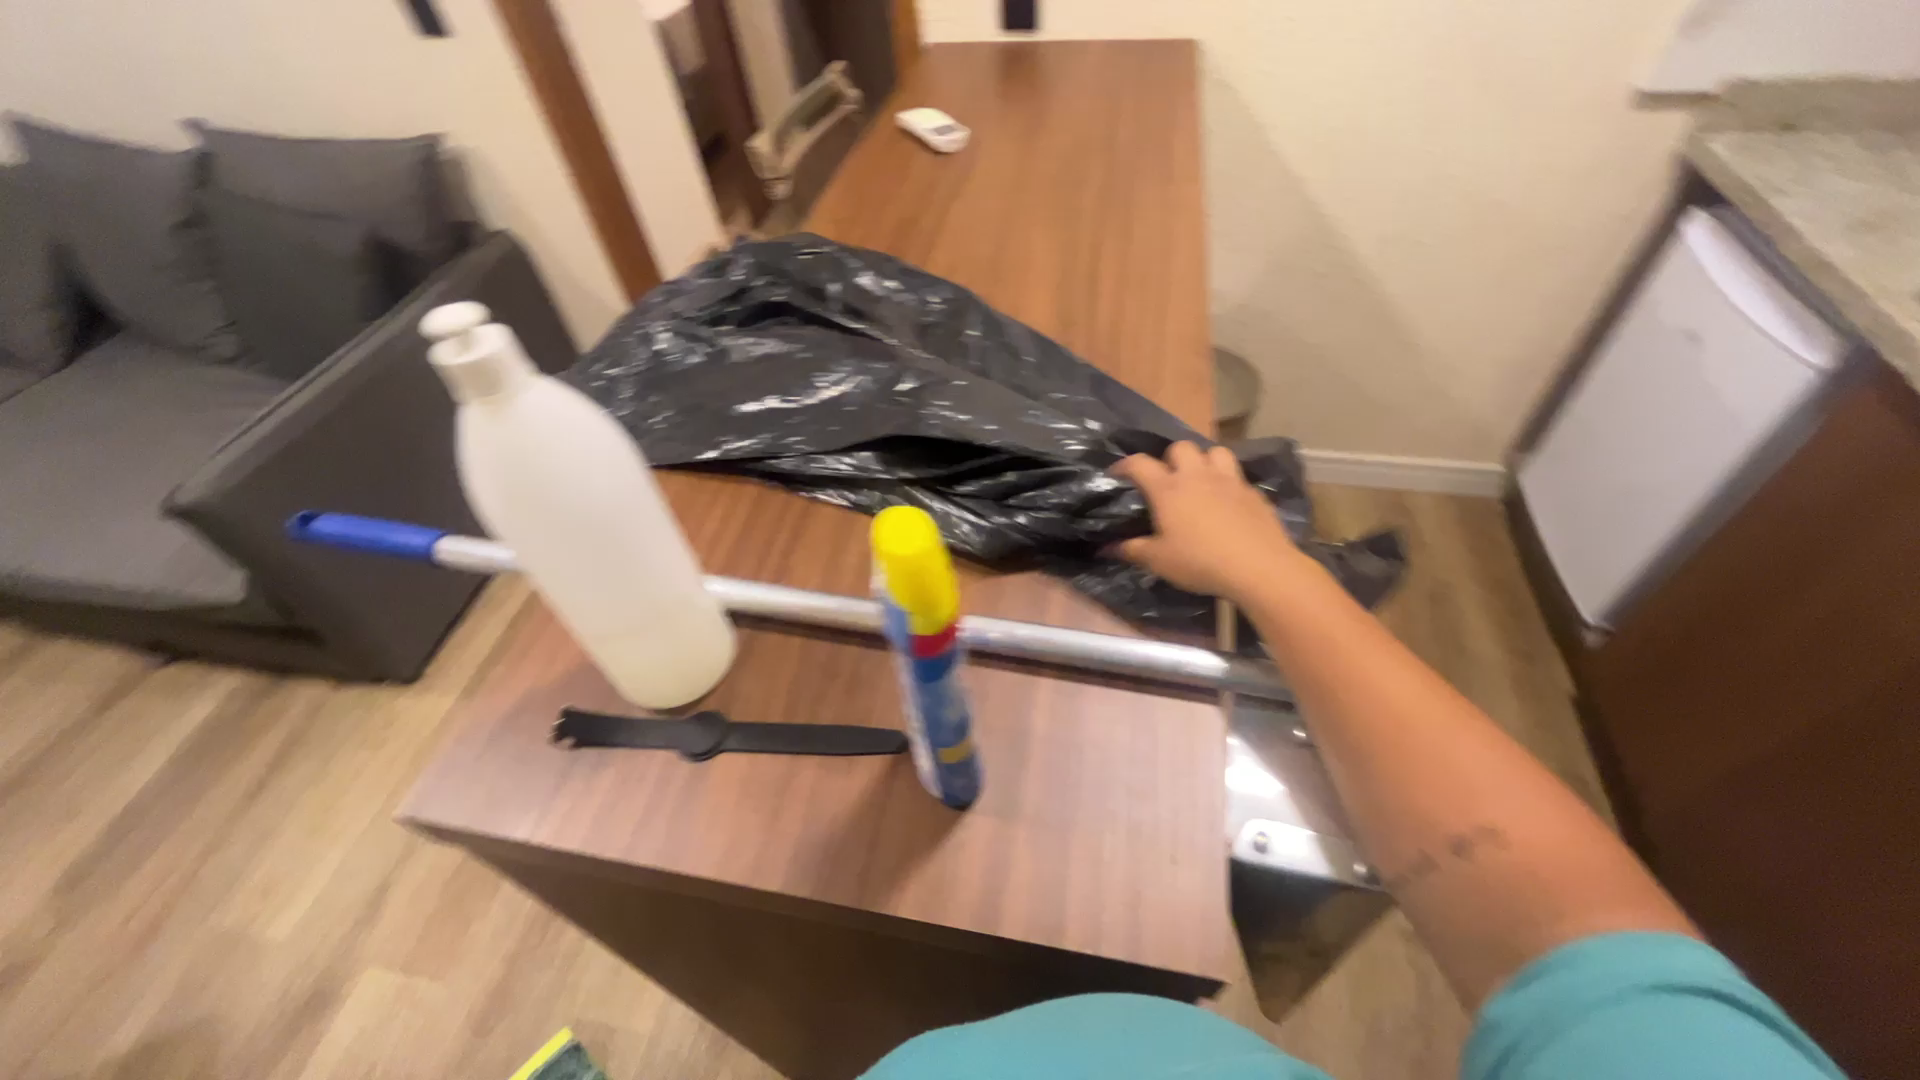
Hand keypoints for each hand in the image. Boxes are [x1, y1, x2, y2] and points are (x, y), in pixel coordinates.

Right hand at [1112, 442, 1304, 599]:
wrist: (1258, 567)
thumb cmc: (1199, 562)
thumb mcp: (1158, 561)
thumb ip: (1131, 550)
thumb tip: (1106, 548)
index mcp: (1168, 489)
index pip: (1140, 464)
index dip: (1124, 465)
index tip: (1117, 473)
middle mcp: (1197, 476)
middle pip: (1181, 448)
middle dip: (1170, 458)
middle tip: (1167, 480)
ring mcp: (1229, 481)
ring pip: (1215, 452)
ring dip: (1204, 461)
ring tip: (1200, 480)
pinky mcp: (1253, 492)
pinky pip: (1237, 476)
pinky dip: (1227, 482)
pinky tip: (1227, 503)